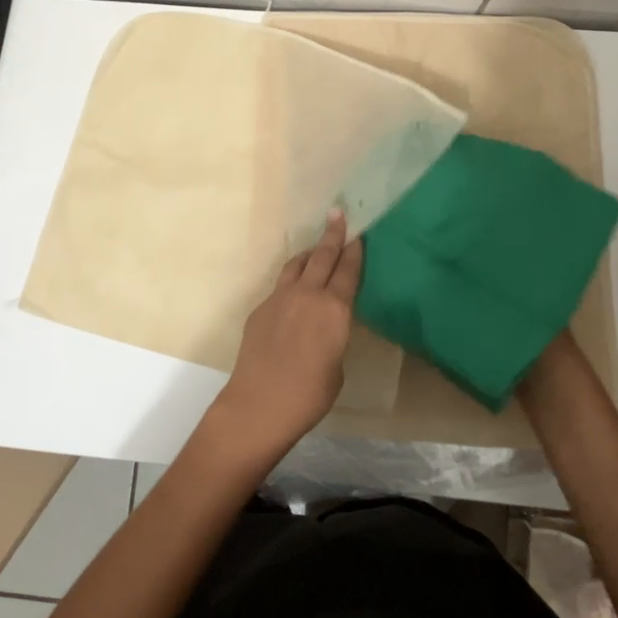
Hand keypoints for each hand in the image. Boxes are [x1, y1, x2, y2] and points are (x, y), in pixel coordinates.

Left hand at [207, 211, 363, 456]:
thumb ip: (334, 337)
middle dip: (332, 235)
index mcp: (334, 310)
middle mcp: (307, 295)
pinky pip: (281, 286)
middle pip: (322, 257)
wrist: (259, 404)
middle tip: (337, 214)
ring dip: (309, 253)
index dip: (354, 252)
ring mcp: (280, 299)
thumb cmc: (309, 395)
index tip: (358, 234)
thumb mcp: (336, 366)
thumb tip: (324, 328)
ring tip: (315, 248)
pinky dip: (292, 280)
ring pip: (297, 265)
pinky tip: (294, 291)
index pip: (347, 272)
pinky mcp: (260, 309)